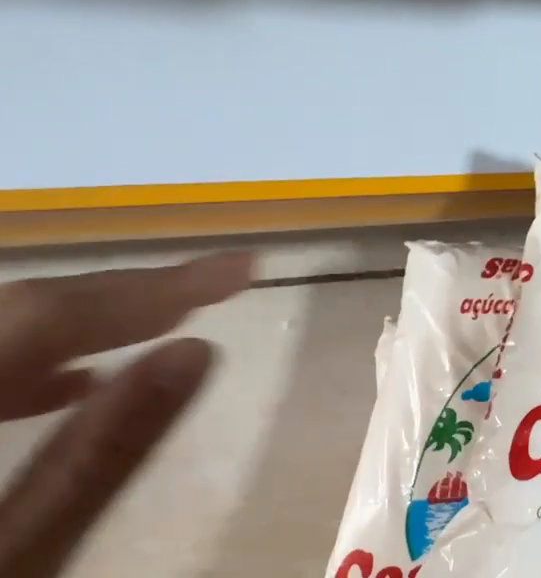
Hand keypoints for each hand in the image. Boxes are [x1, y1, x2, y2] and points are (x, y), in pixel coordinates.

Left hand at [0, 251, 253, 577]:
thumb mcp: (14, 559)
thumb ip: (96, 458)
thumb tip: (195, 350)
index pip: (36, 318)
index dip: (145, 287)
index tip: (242, 267)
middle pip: (6, 316)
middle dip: (114, 298)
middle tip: (216, 283)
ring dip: (73, 327)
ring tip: (164, 322)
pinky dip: (20, 364)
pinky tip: (71, 381)